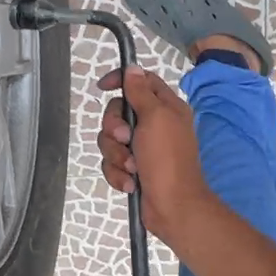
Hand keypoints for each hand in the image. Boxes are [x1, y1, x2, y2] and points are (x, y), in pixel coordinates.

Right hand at [96, 66, 214, 246]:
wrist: (172, 207)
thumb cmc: (167, 159)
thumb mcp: (156, 118)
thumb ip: (141, 92)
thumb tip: (132, 68)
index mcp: (166, 107)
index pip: (140, 81)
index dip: (121, 80)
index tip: (103, 87)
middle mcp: (154, 125)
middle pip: (118, 112)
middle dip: (114, 127)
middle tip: (125, 139)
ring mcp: (142, 148)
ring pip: (110, 140)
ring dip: (116, 155)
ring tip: (132, 168)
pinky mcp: (132, 169)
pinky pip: (111, 163)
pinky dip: (118, 174)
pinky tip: (131, 183)